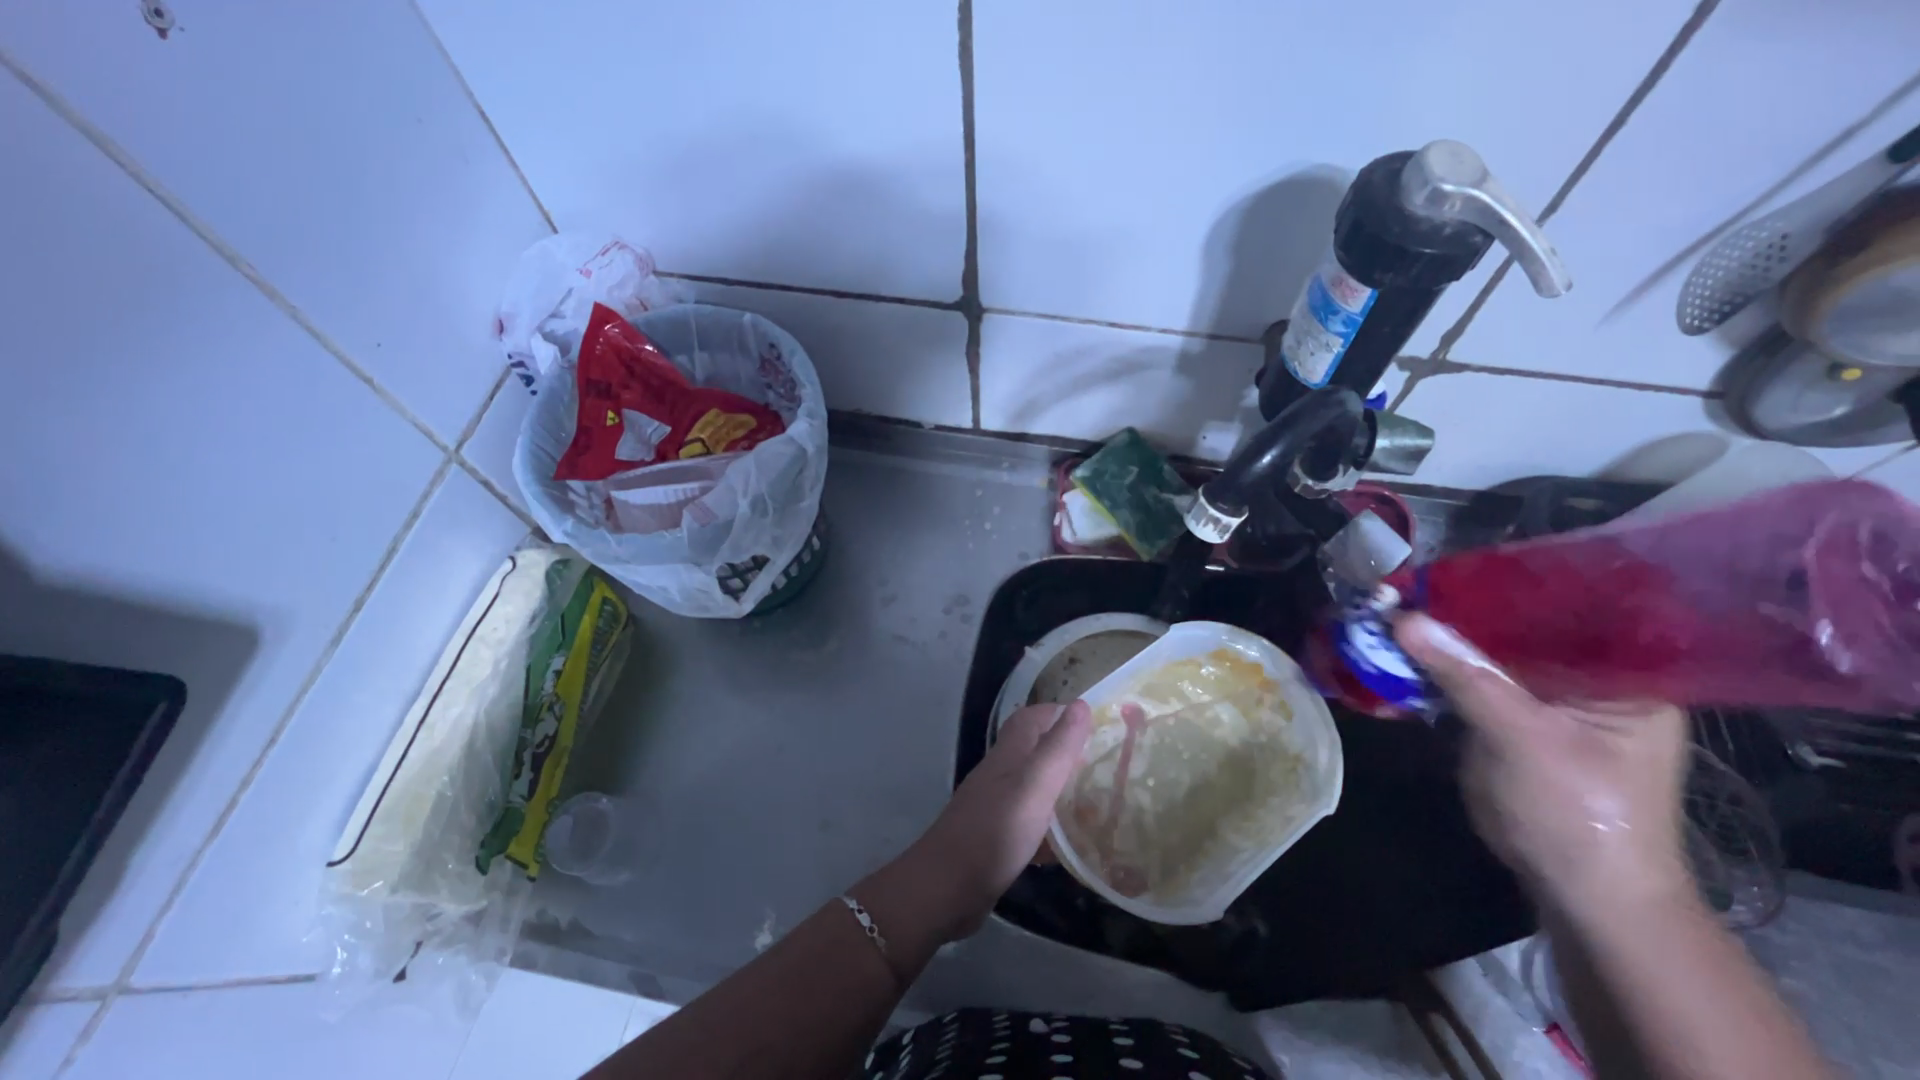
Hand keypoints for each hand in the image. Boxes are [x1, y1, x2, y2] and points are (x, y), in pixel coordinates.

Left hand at [894, 701, 1090, 940]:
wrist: (947, 888)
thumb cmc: (994, 830)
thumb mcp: (1035, 784)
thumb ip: (1059, 747)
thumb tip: (1081, 704)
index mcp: (1007, 757)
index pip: (1032, 719)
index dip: (1059, 713)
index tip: (1096, 721)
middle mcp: (999, 777)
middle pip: (1033, 752)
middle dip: (1066, 752)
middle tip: (1106, 763)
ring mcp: (995, 809)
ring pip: (1033, 789)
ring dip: (1061, 790)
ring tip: (1099, 801)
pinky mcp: (995, 841)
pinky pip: (1030, 825)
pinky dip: (1051, 829)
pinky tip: (1072, 845)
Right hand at [1394, 614, 1693, 918]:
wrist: (1580, 898)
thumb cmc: (1580, 815)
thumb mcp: (1525, 740)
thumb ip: (1468, 677)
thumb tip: (1405, 619)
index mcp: (1626, 676)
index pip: (1569, 609)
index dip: (1511, 586)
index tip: (1453, 567)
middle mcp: (1592, 681)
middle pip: (1524, 632)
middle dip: (1467, 613)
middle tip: (1409, 585)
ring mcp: (1552, 705)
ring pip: (1495, 659)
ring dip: (1448, 642)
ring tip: (1395, 610)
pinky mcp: (1517, 727)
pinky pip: (1478, 688)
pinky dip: (1442, 673)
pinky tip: (1403, 653)